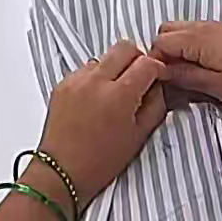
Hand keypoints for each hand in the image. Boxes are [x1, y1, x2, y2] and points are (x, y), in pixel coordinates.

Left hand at [36, 40, 167, 207]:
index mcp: (119, 96)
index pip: (147, 63)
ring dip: (115, 67)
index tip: (159, 77)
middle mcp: (96, 81)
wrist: (62, 173)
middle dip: (137, 59)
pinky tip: (97, 98)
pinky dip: (96, 77)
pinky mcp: (62, 84)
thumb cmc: (101, 161)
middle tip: (140, 78)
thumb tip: (159, 85)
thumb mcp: (139, 135)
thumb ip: (156, 104)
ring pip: (104, 56)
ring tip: (116, 92)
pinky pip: (86, 69)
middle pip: (125, 47)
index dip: (158, 68)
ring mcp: (76, 80)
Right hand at [150, 21, 221, 107]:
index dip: (155, 62)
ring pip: (181, 30)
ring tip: (185, 73)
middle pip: (167, 31)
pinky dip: (191, 46)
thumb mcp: (213, 86)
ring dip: (177, 48)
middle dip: (163, 52)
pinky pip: (197, 32)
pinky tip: (200, 66)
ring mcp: (215, 27)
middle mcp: (204, 27)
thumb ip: (184, 77)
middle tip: (170, 76)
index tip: (160, 79)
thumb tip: (162, 73)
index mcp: (198, 38)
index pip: (160, 42)